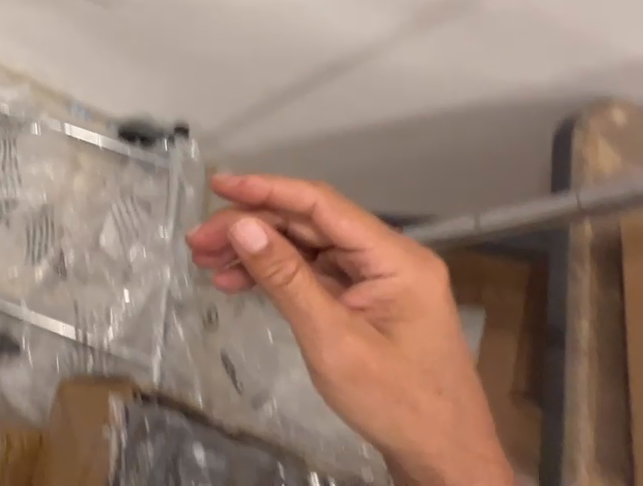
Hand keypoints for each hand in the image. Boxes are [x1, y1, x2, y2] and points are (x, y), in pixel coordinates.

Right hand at [186, 173, 513, 485]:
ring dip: (253, 250)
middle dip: (248, 227)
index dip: (264, 189)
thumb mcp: (333, 340)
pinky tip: (235, 281)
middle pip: (304, 223)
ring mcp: (374, 278)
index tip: (215, 185)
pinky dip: (270, 273)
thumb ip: (286, 277)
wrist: (444, 463)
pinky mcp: (361, 298)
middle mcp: (385, 258)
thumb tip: (241, 225)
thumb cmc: (397, 403)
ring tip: (206, 260)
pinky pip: (307, 270)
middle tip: (198, 241)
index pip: (319, 205)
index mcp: (394, 259)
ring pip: (300, 245)